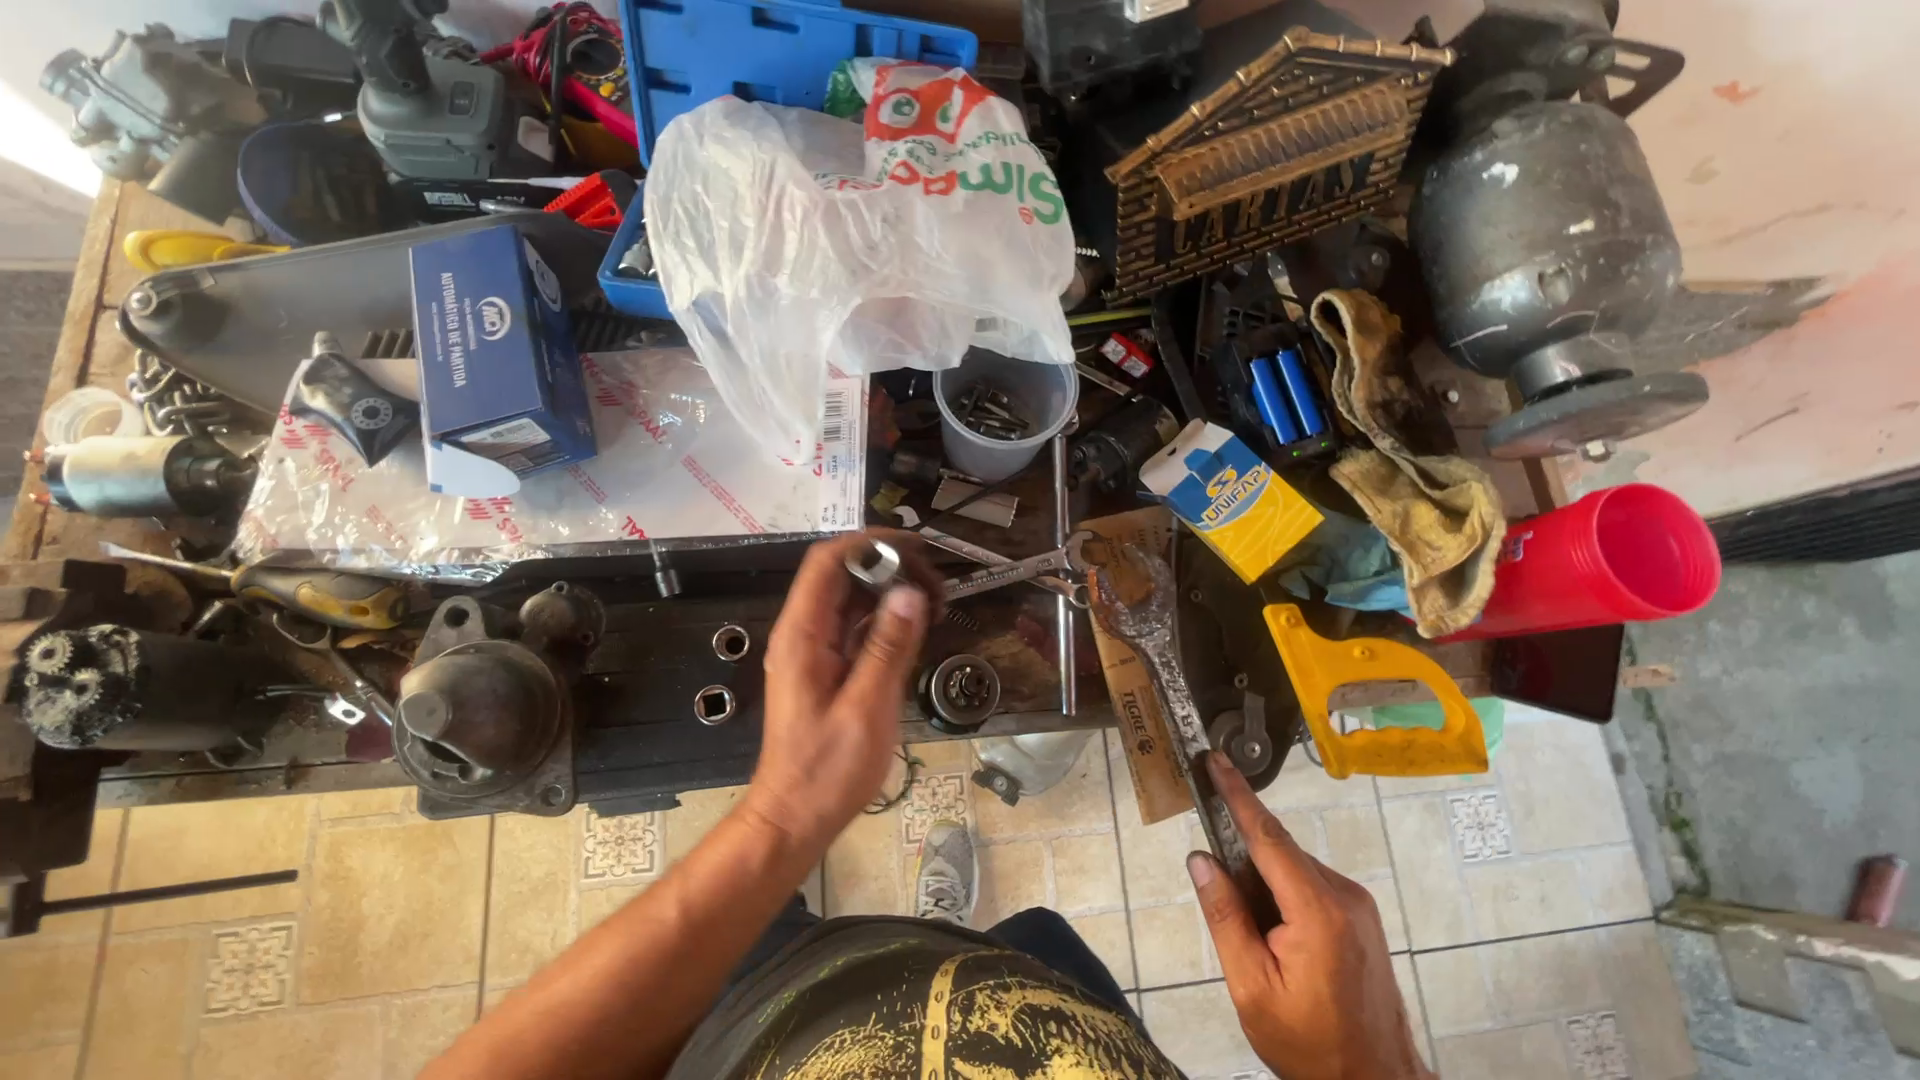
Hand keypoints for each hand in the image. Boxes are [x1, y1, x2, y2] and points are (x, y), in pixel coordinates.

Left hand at [744, 531, 942, 851]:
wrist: (796, 817)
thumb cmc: (827, 770)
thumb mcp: (866, 708)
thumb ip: (888, 648)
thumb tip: (910, 592)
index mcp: (802, 635)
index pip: (827, 563)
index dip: (869, 544)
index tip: (915, 548)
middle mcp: (804, 634)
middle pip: (842, 577)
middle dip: (889, 567)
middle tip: (936, 583)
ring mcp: (815, 652)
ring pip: (852, 601)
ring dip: (890, 593)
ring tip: (936, 601)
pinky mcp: (828, 670)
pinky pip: (856, 630)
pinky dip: (886, 621)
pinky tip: (917, 627)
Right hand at [1188, 753, 1430, 1079]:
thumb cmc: (1307, 1043)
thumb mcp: (1251, 987)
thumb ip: (1225, 917)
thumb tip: (1200, 859)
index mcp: (1317, 911)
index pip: (1267, 837)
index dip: (1237, 795)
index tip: (1215, 759)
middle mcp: (1344, 895)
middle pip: (1278, 854)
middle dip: (1242, 866)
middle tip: (1228, 914)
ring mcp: (1358, 904)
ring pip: (1292, 871)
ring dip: (1263, 887)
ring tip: (1259, 946)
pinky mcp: (1362, 916)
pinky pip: (1309, 886)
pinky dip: (1283, 898)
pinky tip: (1278, 943)